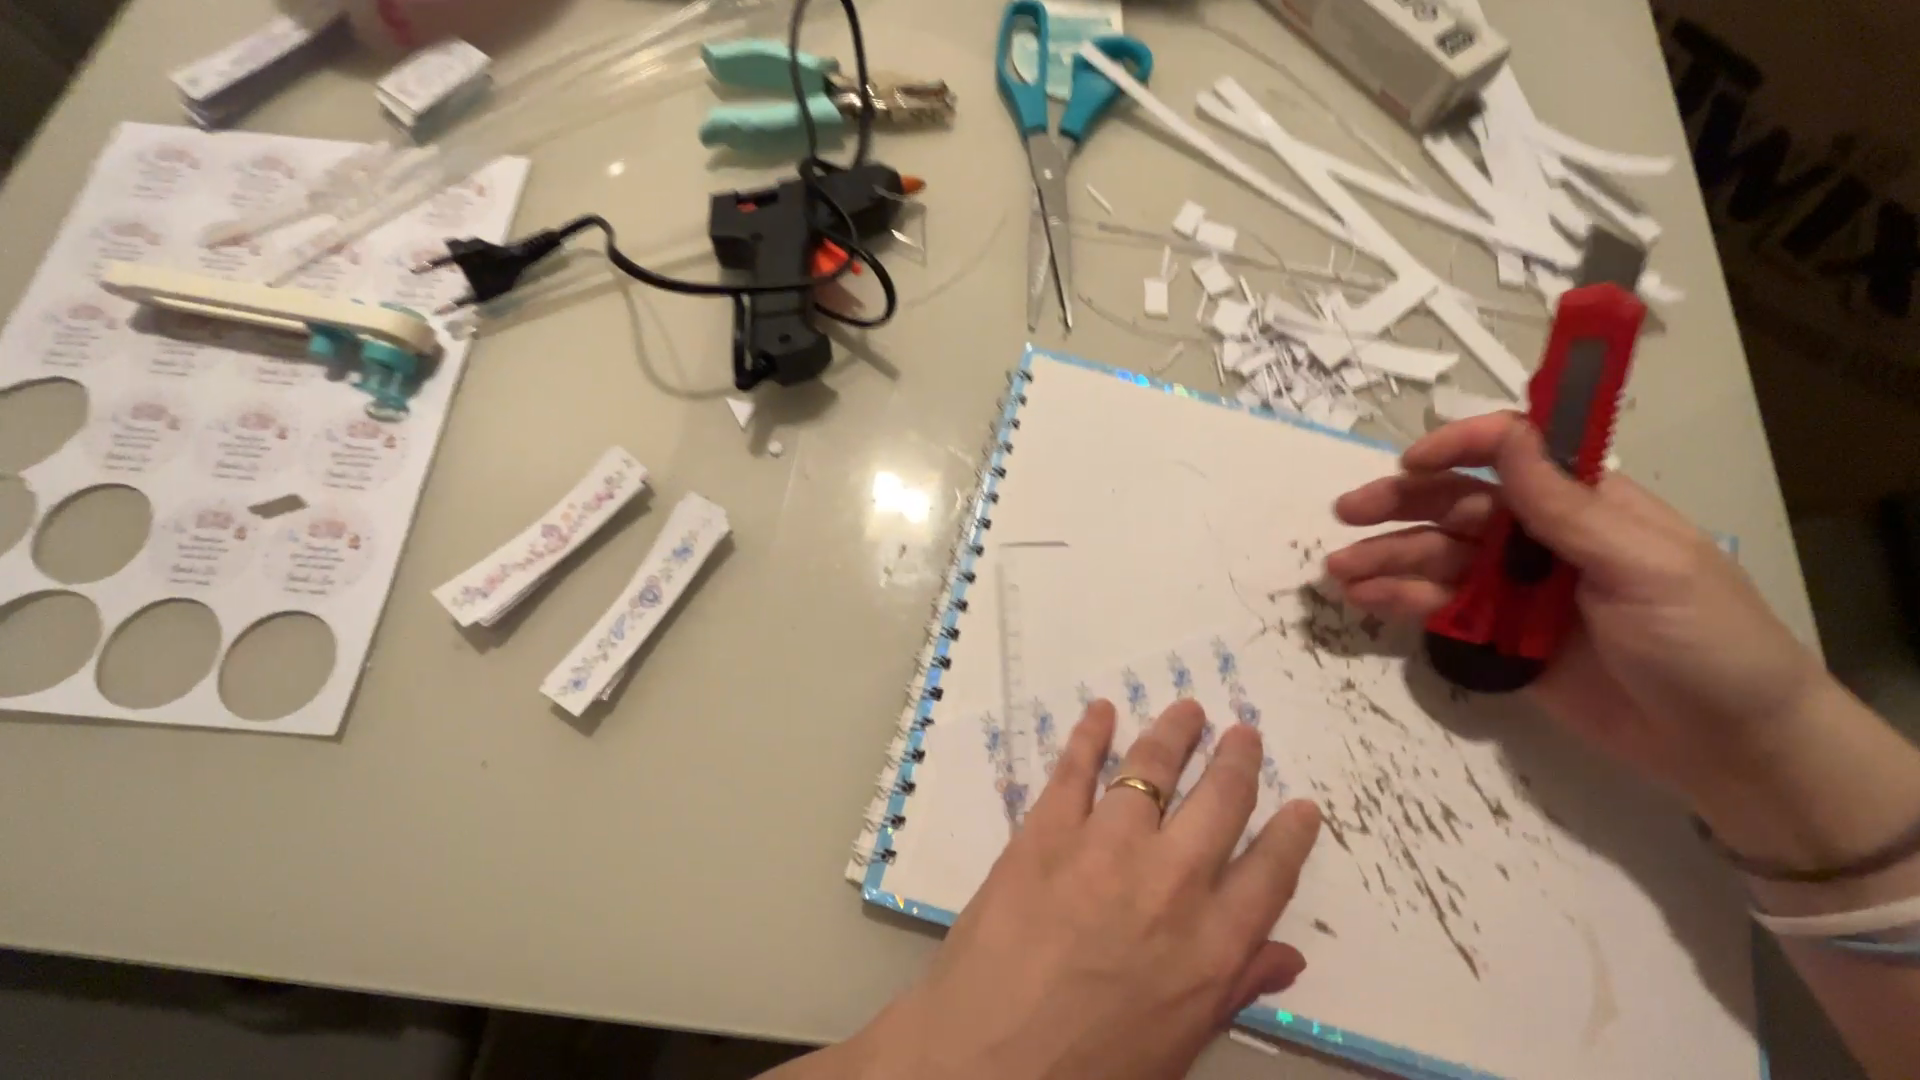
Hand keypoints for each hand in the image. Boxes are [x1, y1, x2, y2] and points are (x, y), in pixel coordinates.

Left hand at [850, 699, 1321, 1079]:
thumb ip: (1233, 987)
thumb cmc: (1092, 1067)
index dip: (1291, 835)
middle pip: (1219, 803)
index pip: (1271, 873)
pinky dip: (1089, 735)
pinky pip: (1074, 770)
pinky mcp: (1046, 831)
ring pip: (1151, 770)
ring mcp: (1106, 846)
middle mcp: (1170, 881)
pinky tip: (1101, 712)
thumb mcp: (1179, 1042)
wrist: (989, 1060)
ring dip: (1173, 734)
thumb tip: (1287, 955)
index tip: (1302, 805)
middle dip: (1237, 762)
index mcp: (1212, 943)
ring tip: (1187, 709)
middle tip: (1244, 734)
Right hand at [1323, 412, 1825, 803]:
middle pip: (1457, 504)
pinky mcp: (1496, 636)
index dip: (1462, 448)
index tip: (1412, 462)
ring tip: (1337, 570)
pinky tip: (1363, 599)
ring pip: (1436, 557)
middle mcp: (1541, 537)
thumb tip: (1509, 437)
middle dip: (1400, 504)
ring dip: (1386, 557)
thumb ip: (1566, 508)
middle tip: (1346, 513)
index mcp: (1586, 506)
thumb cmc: (1705, 643)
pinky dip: (1397, 600)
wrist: (1726, 748)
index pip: (1515, 455)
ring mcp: (1514, 588)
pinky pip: (1436, 608)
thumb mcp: (1644, 567)